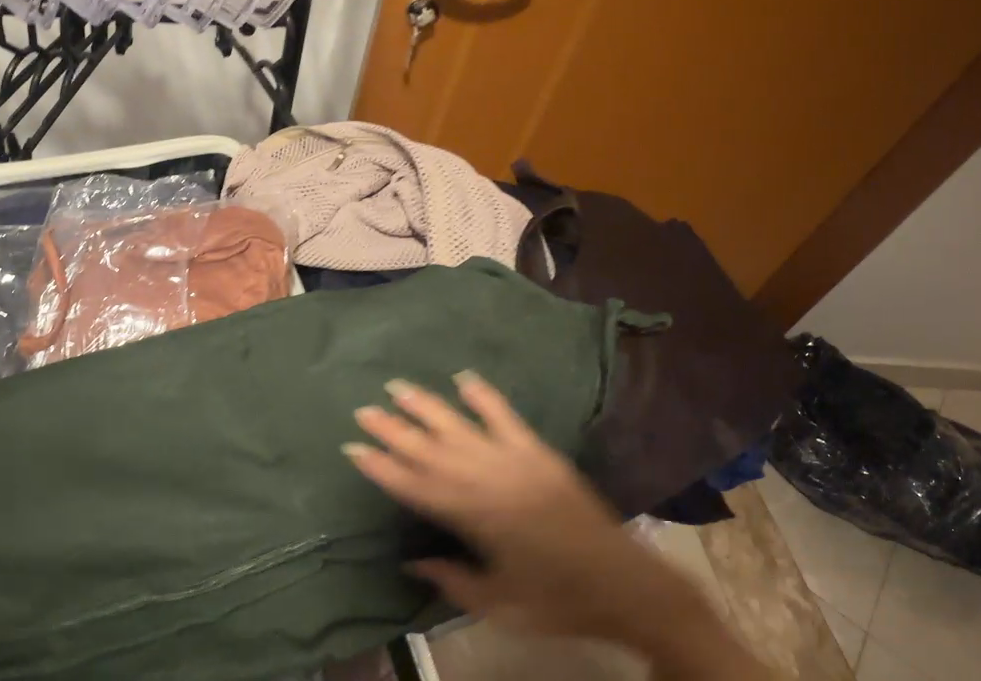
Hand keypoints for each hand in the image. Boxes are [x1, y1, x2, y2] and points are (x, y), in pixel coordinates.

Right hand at [344, 373, 767, 679]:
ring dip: (426, 406)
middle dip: (394, 430)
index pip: (415, 486)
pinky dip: (484, 395)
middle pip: (429, 450)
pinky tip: (464, 378)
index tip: (354, 447)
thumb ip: (453, 580)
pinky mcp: (539, 452)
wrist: (627, 585)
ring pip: (459, 425)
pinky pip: (505, 416)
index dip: (383, 467)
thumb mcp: (499, 603)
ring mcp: (513, 460)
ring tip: (397, 386)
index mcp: (472, 517)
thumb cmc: (557, 599)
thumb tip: (412, 561)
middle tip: (363, 409)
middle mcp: (485, 480)